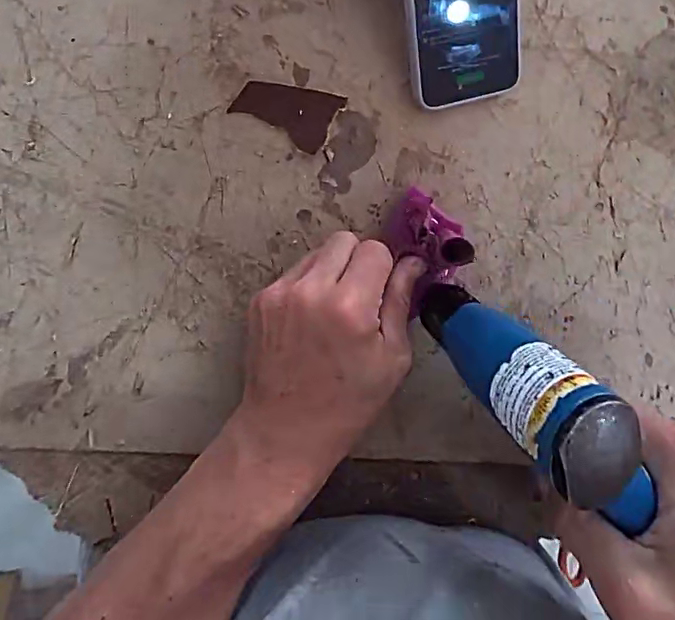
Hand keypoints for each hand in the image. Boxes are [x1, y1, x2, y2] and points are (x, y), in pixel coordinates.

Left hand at [231, 231, 424, 475]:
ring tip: (336, 308)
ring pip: (320, 251)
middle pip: (346, 240)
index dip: (386, 267)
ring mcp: (281, 293)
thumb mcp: (393, 357)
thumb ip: (401, 300)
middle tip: (363, 295)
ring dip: (334, 269)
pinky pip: (297, 271)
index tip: (385, 289)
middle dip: (360, 260)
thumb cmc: (348, 403)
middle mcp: (312, 290)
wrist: (282, 434)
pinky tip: (313, 318)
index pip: (376, 249)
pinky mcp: (261, 300)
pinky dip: (311, 284)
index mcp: (349, 305)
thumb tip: (413, 262)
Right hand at [554, 405, 674, 619]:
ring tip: (651, 554)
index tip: (570, 482)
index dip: (582, 445)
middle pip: (637, 440)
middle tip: (617, 540)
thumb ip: (579, 527)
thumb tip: (549, 486)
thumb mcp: (629, 585)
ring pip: (662, 462)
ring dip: (644, 499)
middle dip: (616, 484)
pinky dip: (674, 505)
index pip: (613, 414)